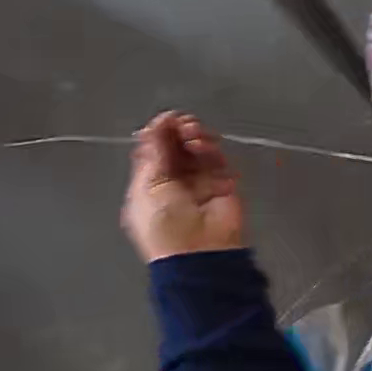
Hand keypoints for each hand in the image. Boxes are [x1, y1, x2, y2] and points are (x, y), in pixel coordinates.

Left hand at [122, 111, 247, 261]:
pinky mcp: (223, 185)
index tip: (167, 119)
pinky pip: (217, 161)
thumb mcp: (148, 186)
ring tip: (194, 135)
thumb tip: (156, 123)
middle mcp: (174, 183)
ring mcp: (200, 184)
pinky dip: (212, 150)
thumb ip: (154, 152)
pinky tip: (205, 147)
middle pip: (177, 149)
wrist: (200, 251)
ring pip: (198, 151)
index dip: (160, 134)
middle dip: (180, 132)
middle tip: (184, 125)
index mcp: (150, 187)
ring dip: (196, 138)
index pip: (155, 153)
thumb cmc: (165, 224)